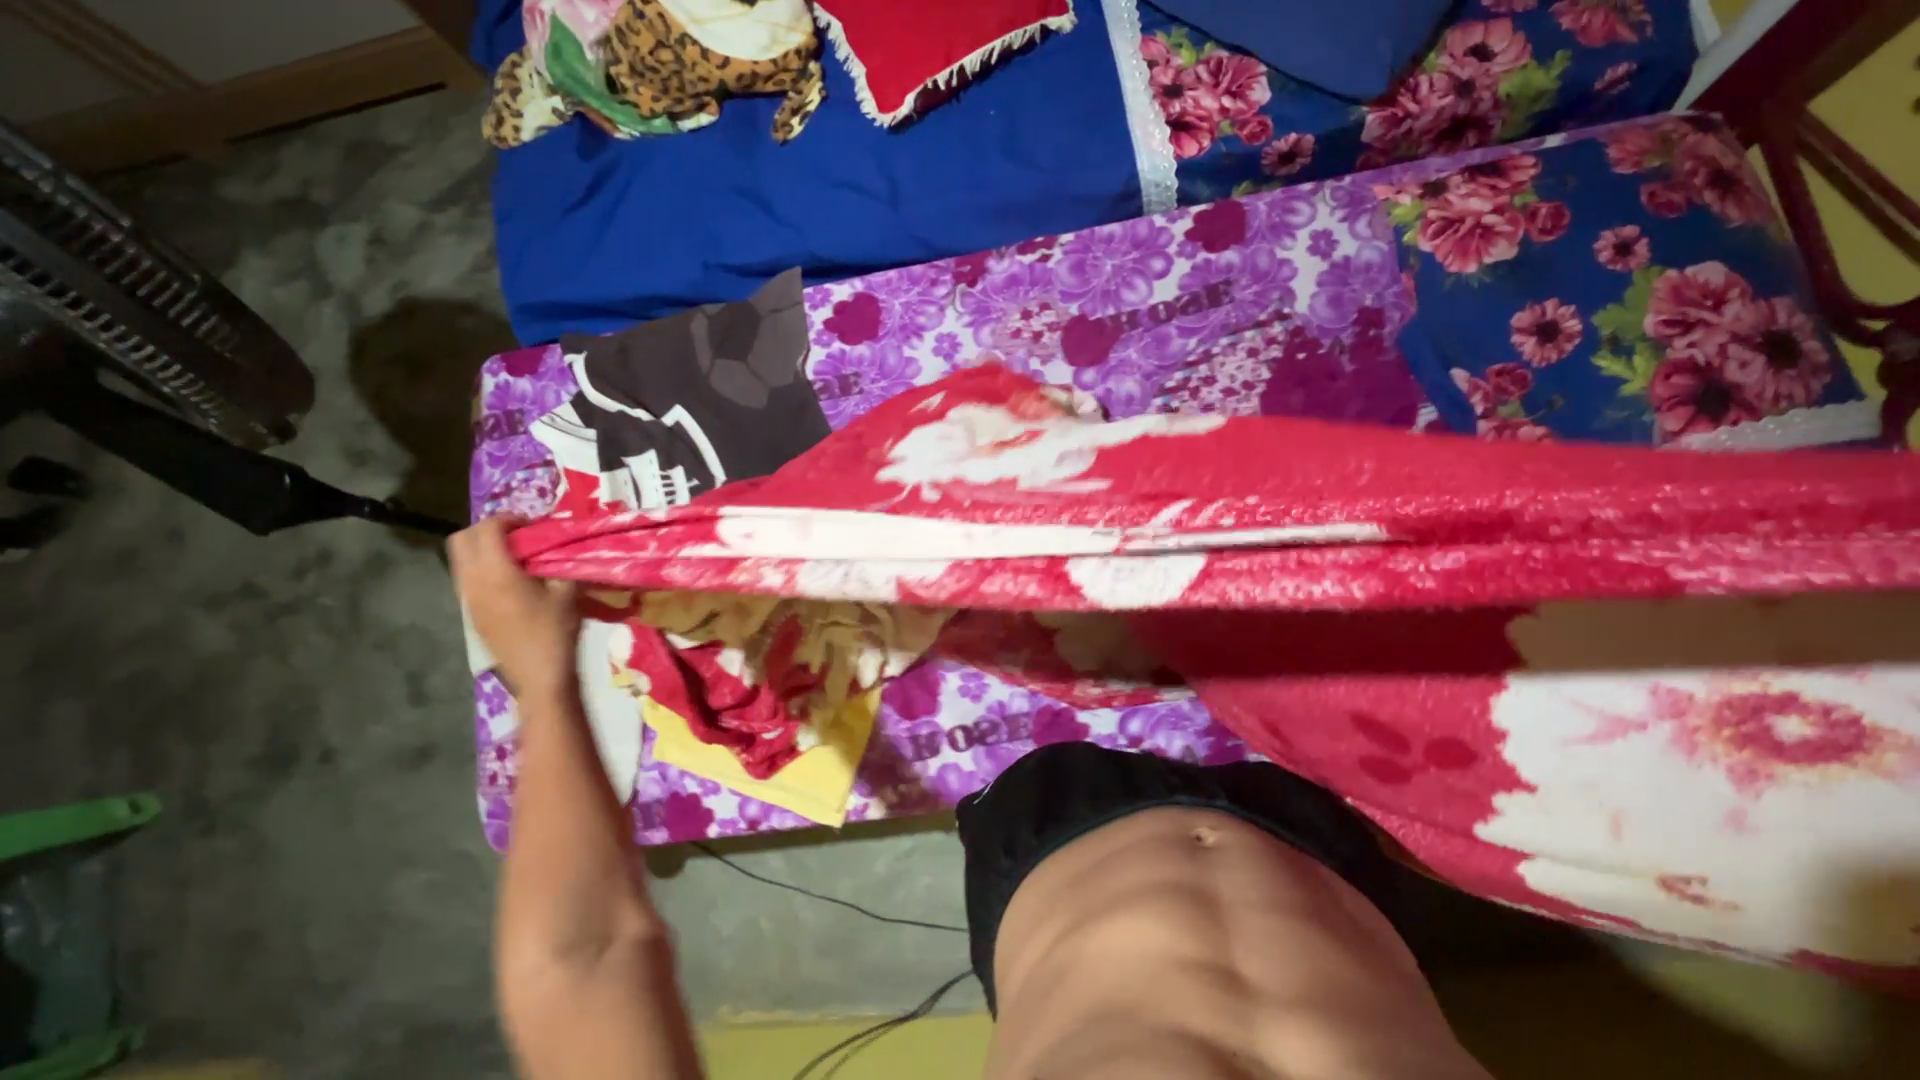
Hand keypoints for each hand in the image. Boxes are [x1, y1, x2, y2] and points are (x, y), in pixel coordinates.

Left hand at [450, 517, 580, 700]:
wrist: (538, 676)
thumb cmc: (555, 632)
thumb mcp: (567, 593)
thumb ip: (560, 565)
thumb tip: (560, 547)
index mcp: (496, 572)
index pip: (488, 528)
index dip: (508, 519)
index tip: (531, 525)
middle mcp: (473, 581)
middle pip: (461, 539)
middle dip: (486, 530)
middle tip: (515, 536)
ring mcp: (468, 599)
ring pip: (459, 560)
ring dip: (481, 549)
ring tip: (512, 557)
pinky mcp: (471, 613)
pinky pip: (466, 579)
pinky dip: (481, 569)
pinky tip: (509, 581)